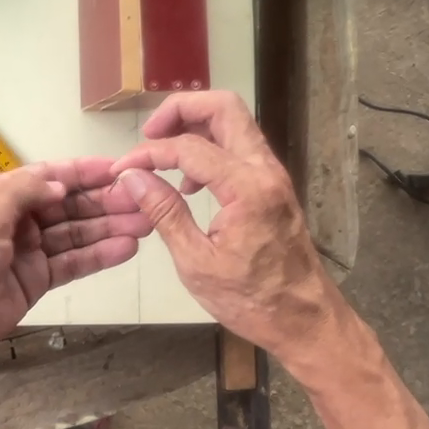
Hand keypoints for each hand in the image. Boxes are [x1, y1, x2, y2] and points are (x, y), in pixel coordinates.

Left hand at [0, 158, 151, 371]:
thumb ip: (24, 192)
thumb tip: (61, 183)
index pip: (47, 177)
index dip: (83, 172)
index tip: (120, 168)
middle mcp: (14, 219)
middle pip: (67, 205)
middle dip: (104, 201)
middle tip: (143, 199)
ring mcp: (26, 251)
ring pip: (74, 234)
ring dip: (108, 227)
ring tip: (146, 222)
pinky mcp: (35, 281)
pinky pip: (71, 263)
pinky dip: (97, 256)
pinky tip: (125, 249)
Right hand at [109, 91, 345, 359]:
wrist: (307, 321)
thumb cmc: (251, 300)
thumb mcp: (196, 262)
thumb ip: (163, 212)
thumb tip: (131, 177)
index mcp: (247, 189)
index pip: (188, 147)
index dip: (148, 153)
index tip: (121, 170)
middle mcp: (265, 170)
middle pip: (223, 107)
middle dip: (179, 110)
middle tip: (148, 136)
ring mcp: (272, 175)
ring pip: (234, 121)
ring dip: (194, 125)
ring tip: (161, 156)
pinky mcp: (272, 186)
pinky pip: (238, 146)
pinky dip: (208, 146)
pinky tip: (187, 183)